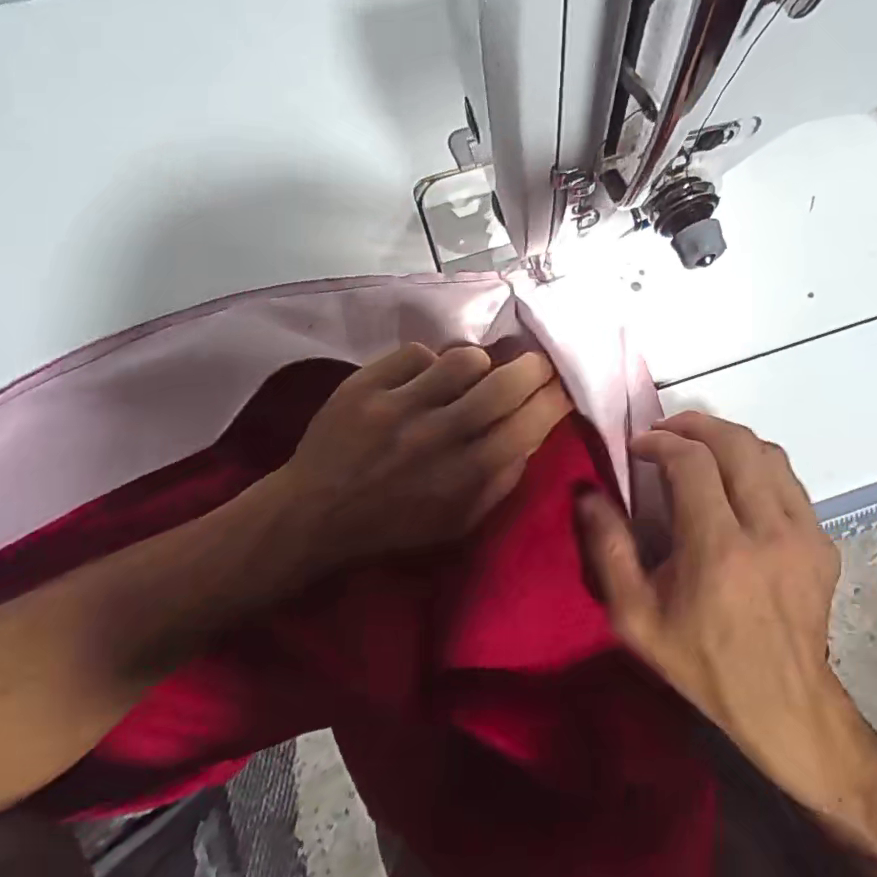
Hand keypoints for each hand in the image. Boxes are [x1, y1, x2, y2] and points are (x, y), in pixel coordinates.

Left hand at [271, 343, 572, 569]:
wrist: (315, 513)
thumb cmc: (393, 524)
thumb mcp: (457, 522)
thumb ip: (499, 483)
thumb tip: (530, 435)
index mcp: (464, 477)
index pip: (529, 424)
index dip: (554, 399)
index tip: (560, 388)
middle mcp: (437, 437)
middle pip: (504, 383)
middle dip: (533, 367)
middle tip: (535, 363)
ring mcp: (398, 407)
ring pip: (462, 358)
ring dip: (477, 362)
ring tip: (471, 372)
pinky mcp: (364, 386)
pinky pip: (416, 352)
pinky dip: (427, 362)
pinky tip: (420, 379)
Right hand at [575, 412, 874, 809]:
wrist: (785, 705)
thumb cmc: (700, 662)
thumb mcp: (634, 618)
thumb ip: (607, 550)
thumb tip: (588, 493)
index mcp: (718, 549)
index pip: (693, 461)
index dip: (660, 441)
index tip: (638, 447)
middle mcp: (768, 530)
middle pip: (737, 443)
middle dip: (695, 425)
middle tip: (664, 432)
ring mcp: (804, 535)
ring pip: (769, 453)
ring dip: (727, 440)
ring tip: (697, 449)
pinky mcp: (823, 543)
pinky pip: (789, 481)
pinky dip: (755, 466)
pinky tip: (733, 484)